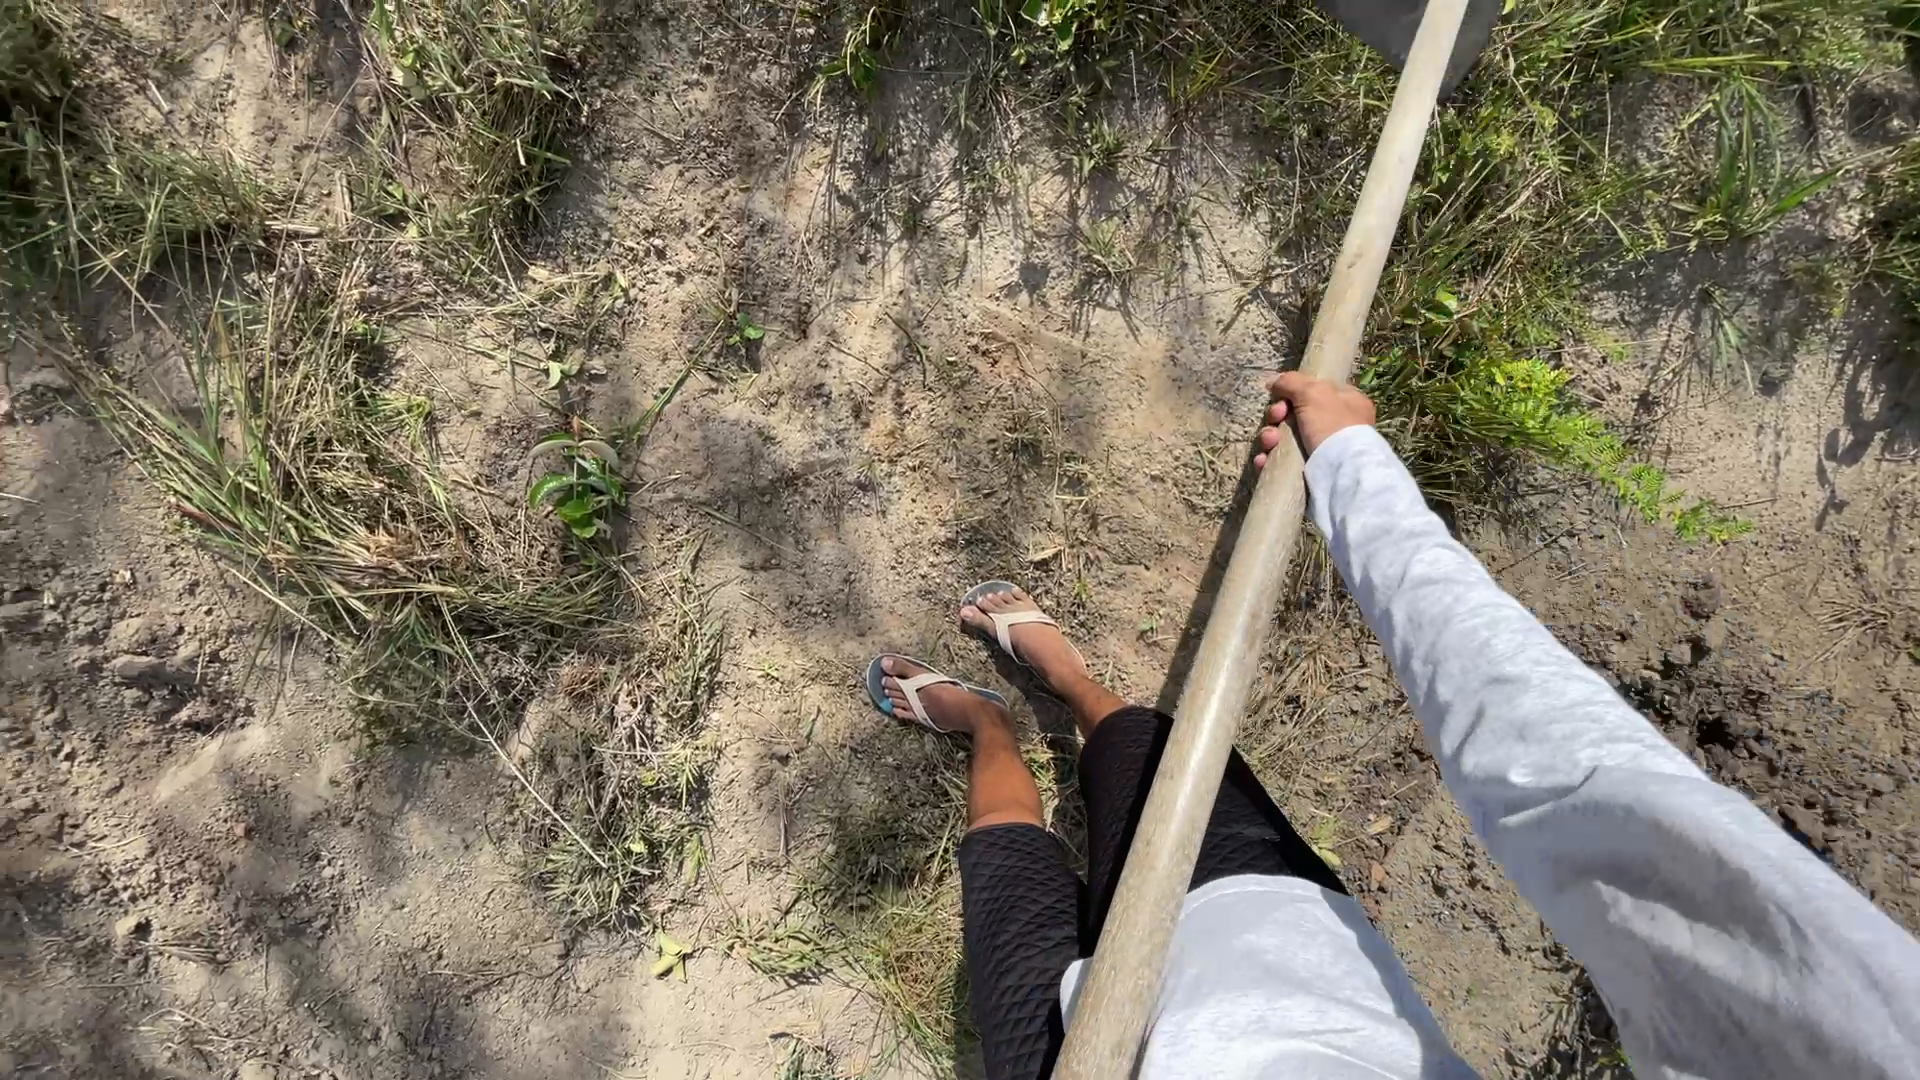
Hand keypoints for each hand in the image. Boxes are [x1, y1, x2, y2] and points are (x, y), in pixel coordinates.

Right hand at [1254, 371, 1376, 466]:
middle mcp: (1336, 425)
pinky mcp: (1306, 470)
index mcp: (1347, 402)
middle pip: (1295, 414)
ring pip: (1284, 438)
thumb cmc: (1332, 425)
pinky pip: (1280, 459)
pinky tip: (1263, 459)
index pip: (1316, 391)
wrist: (1340, 472)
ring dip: (1269, 437)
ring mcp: (1321, 449)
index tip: (1282, 397)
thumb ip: (1292, 381)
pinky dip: (1269, 458)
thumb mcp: (1314, 392)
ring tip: (1270, 442)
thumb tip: (1273, 381)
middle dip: (1277, 416)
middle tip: (1276, 418)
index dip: (1294, 392)